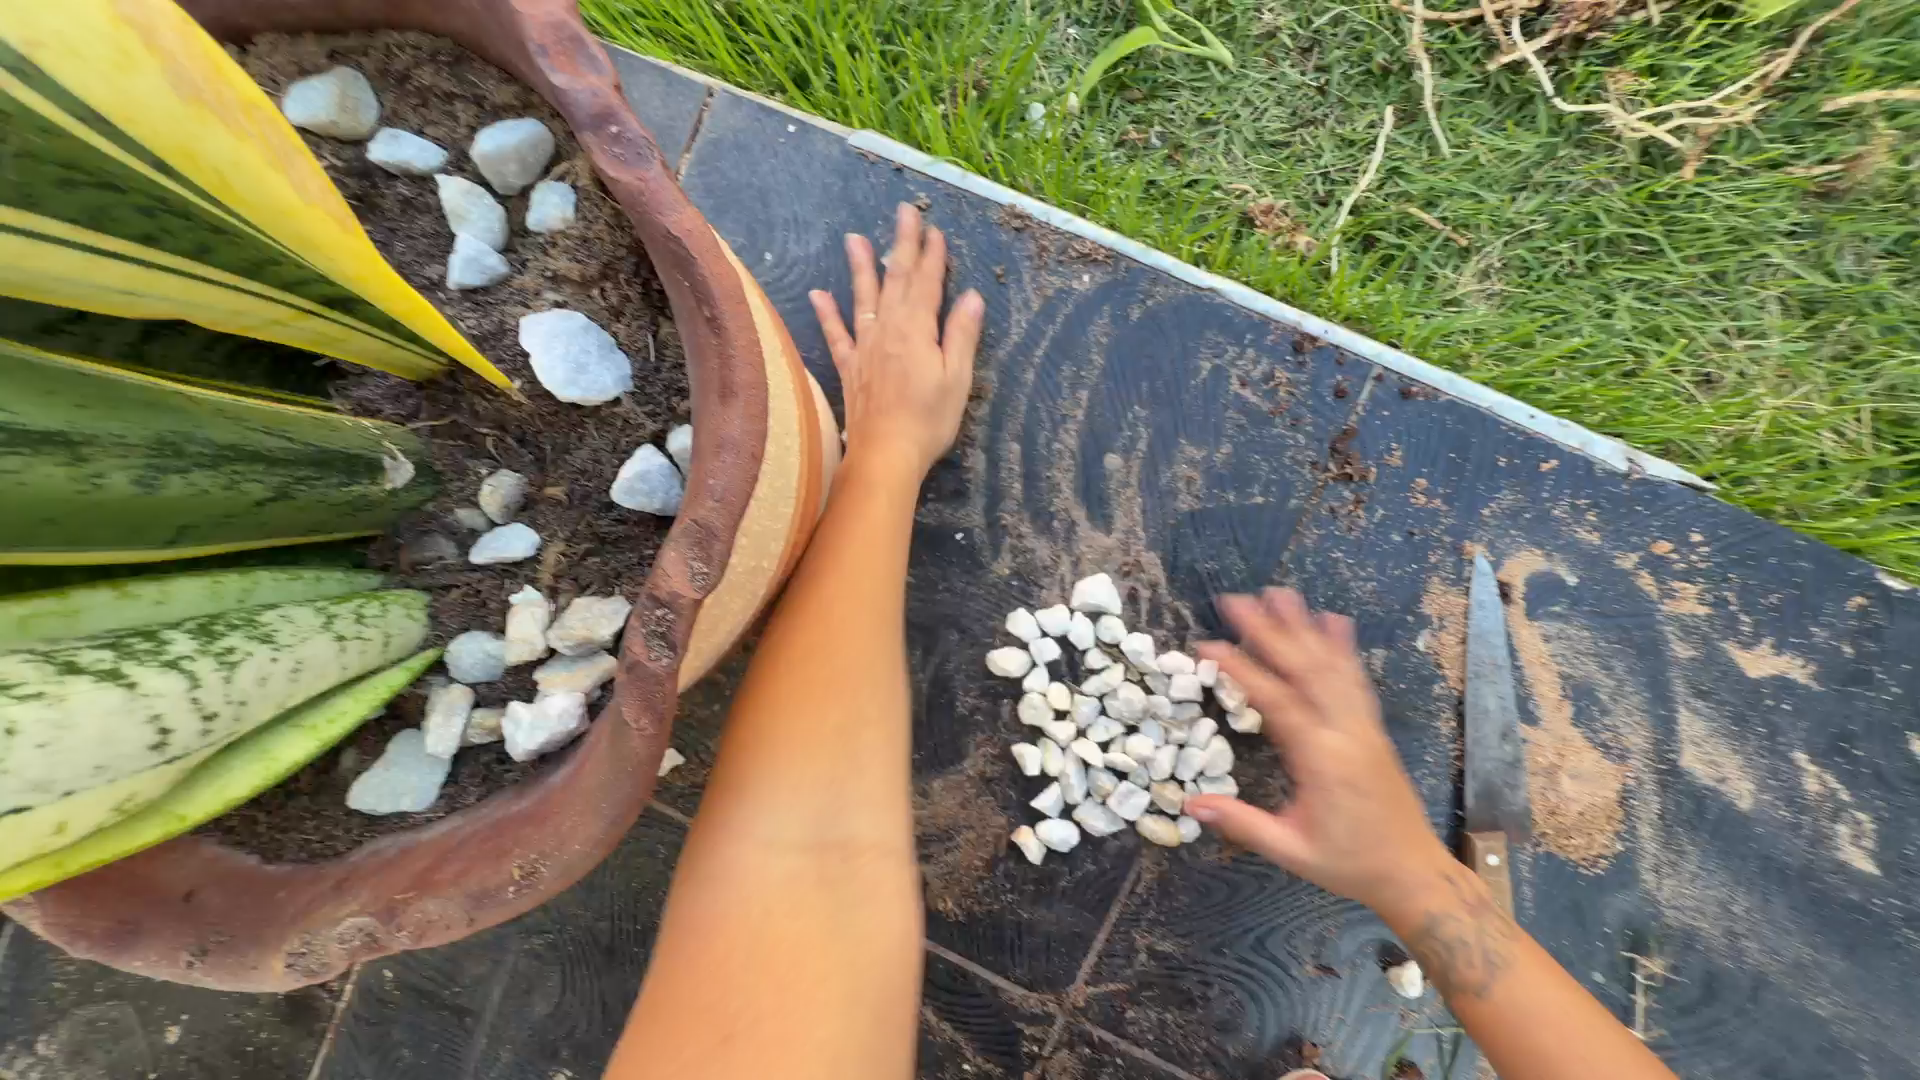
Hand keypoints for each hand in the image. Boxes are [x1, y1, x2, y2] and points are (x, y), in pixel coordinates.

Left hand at [809, 203, 983, 478]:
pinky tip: (818, 294)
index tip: (935, 229)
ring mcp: (864, 348)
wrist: (885, 454)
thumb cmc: (928, 420)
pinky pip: (837, 335)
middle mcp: (887, 330)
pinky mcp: (849, 369)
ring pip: (863, 298)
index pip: (928, 284)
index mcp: (917, 330)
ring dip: (860, 267)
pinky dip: (827, 314)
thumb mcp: (957, 379)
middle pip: (896, 280)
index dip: (933, 256)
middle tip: (903, 212)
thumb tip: (972, 297)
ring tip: (854, 238)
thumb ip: (961, 335)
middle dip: (902, 245)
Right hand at [1185, 588, 1452, 912]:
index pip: (1276, 701)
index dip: (1240, 669)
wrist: (1414, 875)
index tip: (1207, 644)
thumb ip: (1242, 823)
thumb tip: (1189, 803)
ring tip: (1280, 593)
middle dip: (1269, 630)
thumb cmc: (1349, 864)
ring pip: (1332, 666)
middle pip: (1306, 669)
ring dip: (1304, 627)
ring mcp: (1363, 726)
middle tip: (1236, 599)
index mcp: (1322, 759)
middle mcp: (1345, 732)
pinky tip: (1334, 620)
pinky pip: (1356, 679)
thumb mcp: (1292, 850)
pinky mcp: (1372, 728)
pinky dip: (1343, 647)